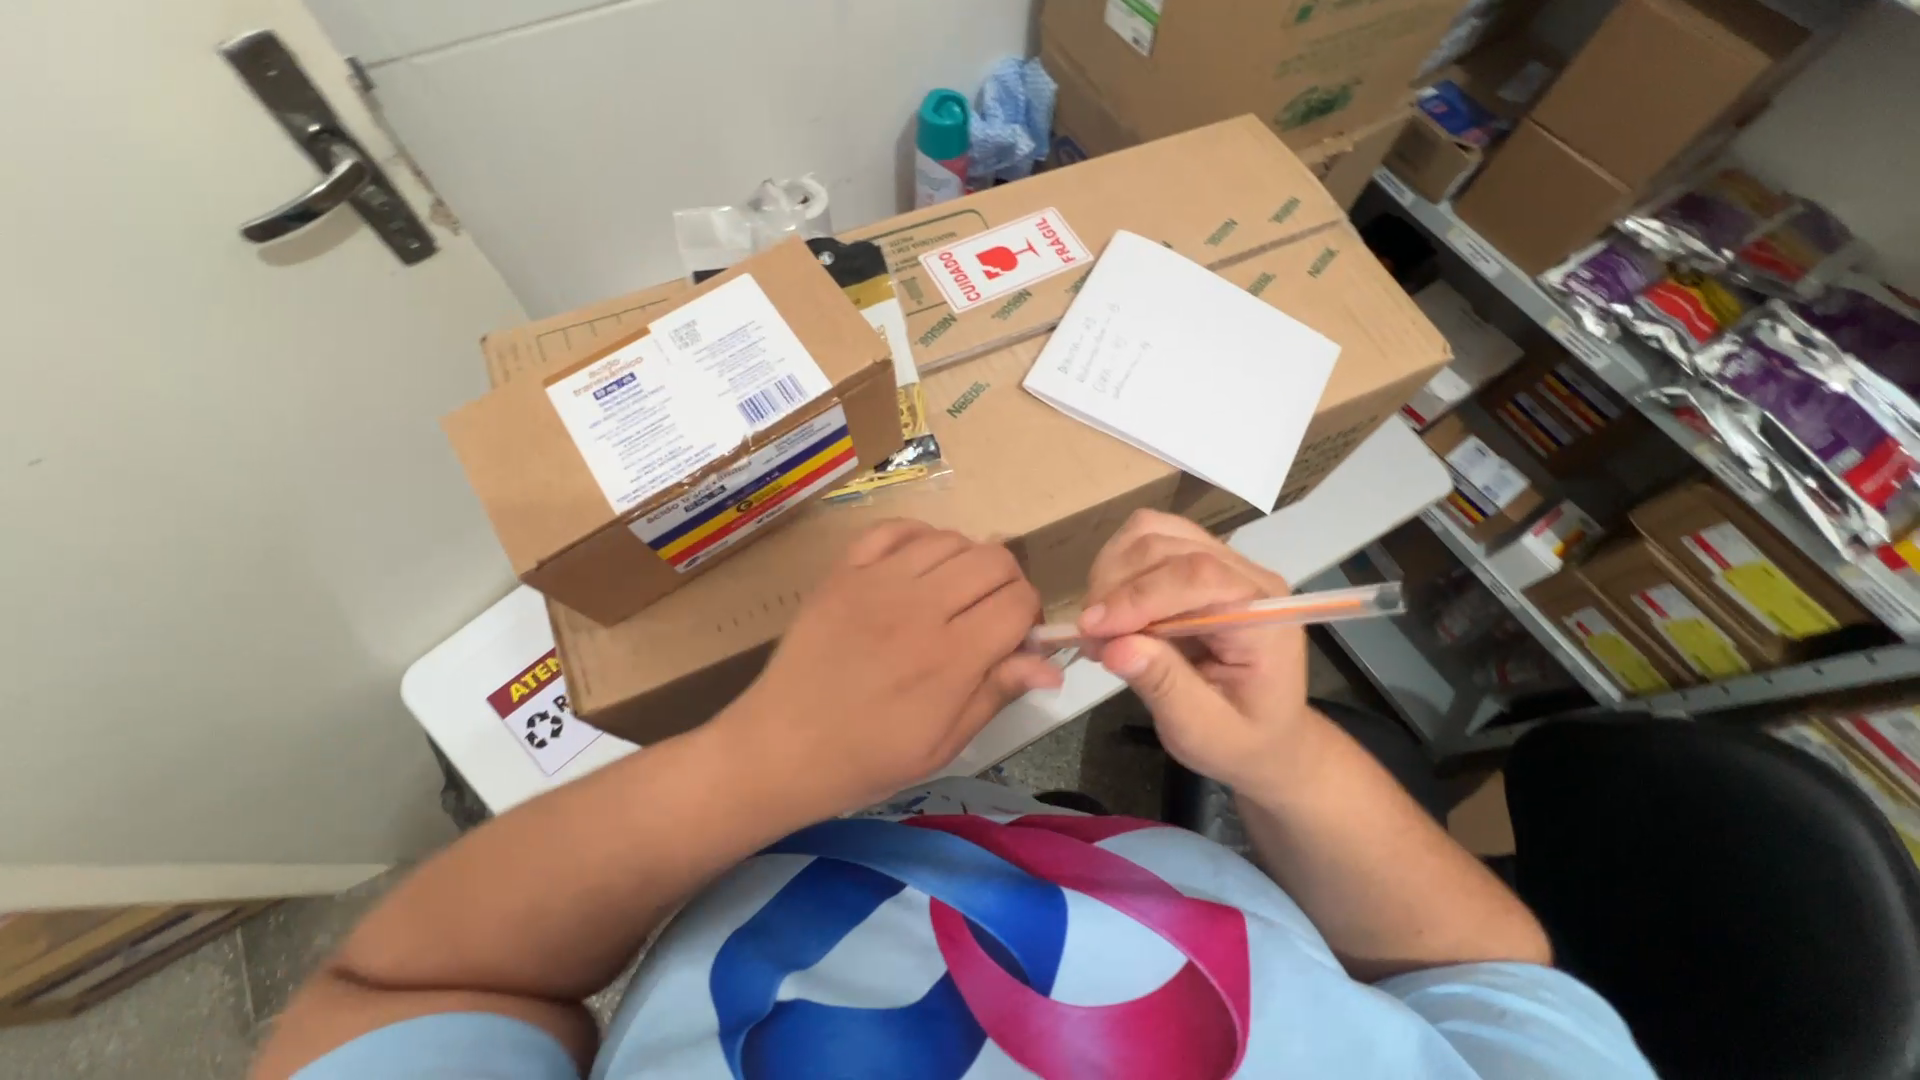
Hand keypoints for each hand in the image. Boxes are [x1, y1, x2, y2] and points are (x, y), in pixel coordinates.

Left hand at [724, 520, 1062, 812]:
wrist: (781, 748)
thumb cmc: (867, 758)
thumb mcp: (943, 744)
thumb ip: (996, 692)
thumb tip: (1052, 664)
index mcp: (951, 657)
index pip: (1020, 602)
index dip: (1031, 618)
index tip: (1017, 641)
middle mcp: (919, 607)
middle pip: (994, 559)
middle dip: (1008, 584)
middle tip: (991, 617)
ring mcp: (877, 582)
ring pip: (951, 539)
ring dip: (967, 562)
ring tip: (953, 595)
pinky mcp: (843, 571)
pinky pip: (895, 528)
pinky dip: (919, 538)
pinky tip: (918, 566)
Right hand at [1079, 510, 1311, 793]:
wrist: (1266, 737)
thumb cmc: (1241, 740)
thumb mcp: (1204, 733)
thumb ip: (1165, 687)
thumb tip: (1116, 648)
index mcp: (1262, 615)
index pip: (1197, 576)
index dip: (1137, 596)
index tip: (1092, 630)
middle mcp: (1247, 575)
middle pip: (1166, 546)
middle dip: (1115, 589)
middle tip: (1091, 642)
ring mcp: (1223, 562)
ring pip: (1151, 533)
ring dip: (1111, 573)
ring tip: (1101, 627)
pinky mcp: (1198, 561)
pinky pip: (1148, 539)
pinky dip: (1117, 567)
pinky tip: (1113, 609)